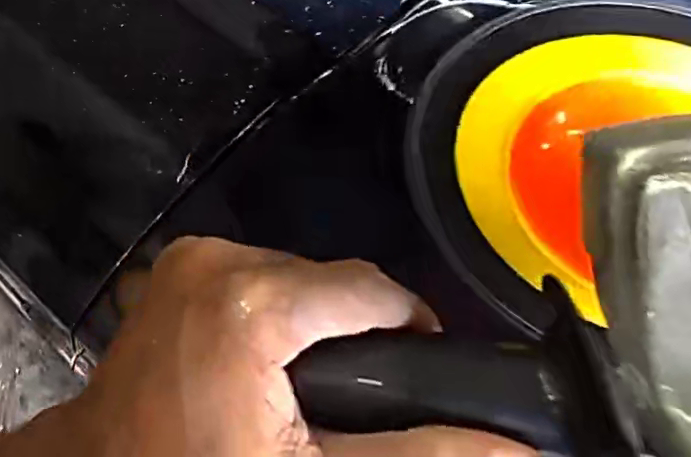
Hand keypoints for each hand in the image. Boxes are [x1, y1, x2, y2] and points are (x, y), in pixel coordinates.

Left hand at [0, 237, 536, 456]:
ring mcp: (189, 254)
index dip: (411, 323)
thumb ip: (418, 456)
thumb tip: (516, 447)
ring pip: (286, 272)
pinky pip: (248, 272)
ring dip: (314, 319)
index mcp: (254, 299)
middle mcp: (218, 257)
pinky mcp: (174, 263)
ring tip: (319, 386)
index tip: (431, 369)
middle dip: (357, 328)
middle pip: (324, 278)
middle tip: (366, 396)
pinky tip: (272, 361)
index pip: (366, 285)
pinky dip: (271, 307)